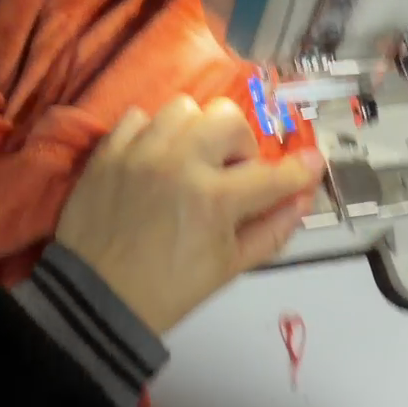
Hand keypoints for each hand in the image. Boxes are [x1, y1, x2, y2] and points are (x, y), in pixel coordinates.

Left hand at [54, 96, 324, 334]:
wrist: (97, 299)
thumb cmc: (169, 289)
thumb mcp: (229, 268)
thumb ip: (271, 230)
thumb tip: (302, 199)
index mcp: (214, 199)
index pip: (272, 173)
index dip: (300, 169)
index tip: (311, 163)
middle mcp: (179, 163)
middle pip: (227, 118)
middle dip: (239, 142)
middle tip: (229, 170)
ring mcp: (141, 151)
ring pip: (183, 108)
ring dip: (196, 131)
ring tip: (188, 158)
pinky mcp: (108, 150)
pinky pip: (138, 116)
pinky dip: (152, 133)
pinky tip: (153, 159)